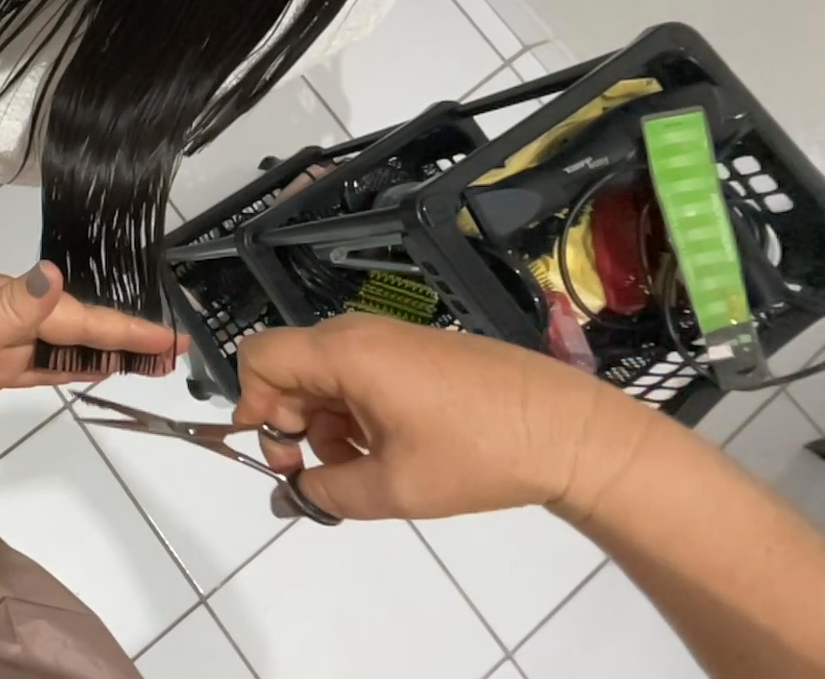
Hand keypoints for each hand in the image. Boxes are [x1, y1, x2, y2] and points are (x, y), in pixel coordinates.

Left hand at [0, 261, 187, 427]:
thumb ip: (11, 308)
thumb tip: (53, 273)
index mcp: (1, 297)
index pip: (73, 312)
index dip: (122, 327)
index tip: (167, 338)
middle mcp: (0, 311)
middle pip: (71, 324)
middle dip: (120, 336)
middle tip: (168, 350)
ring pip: (55, 344)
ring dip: (96, 350)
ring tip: (140, 358)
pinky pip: (32, 363)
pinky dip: (61, 365)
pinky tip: (83, 366)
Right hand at [233, 312, 652, 519]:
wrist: (577, 433)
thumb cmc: (479, 454)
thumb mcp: (396, 487)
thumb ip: (328, 492)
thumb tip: (294, 494)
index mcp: (342, 353)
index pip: (258, 357)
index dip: (250, 400)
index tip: (276, 447)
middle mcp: (353, 334)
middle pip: (287, 368)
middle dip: (288, 419)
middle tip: (313, 466)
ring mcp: (384, 339)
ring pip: (320, 375)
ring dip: (322, 421)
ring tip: (360, 465)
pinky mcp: (410, 351)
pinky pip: (353, 373)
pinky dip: (351, 410)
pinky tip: (385, 447)